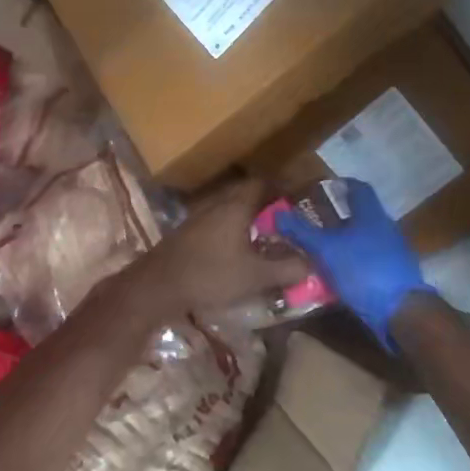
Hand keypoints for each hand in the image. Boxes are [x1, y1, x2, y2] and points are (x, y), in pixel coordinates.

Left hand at [136, 180, 311, 313]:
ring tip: (265, 238)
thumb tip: (312, 264)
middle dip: (267, 206)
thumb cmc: (209, 275)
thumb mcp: (255, 276)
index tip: (299, 203)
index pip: (263, 183)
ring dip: (247, 220)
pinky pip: (216, 224)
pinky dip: (230, 232)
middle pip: (246, 195)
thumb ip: (287, 269)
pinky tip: (237, 251)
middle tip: (286, 223)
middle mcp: (216, 204)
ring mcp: (197, 218)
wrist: (157, 287)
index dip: (283, 189)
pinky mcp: (186, 234)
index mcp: (235, 205)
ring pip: (229, 210)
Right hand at [275, 178, 432, 343]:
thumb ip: (302, 232)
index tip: (322, 189)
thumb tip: (278, 214)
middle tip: (311, 221)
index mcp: (371, 215)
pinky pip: (367, 259)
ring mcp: (391, 252)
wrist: (399, 310)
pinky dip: (350, 261)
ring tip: (318, 247)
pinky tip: (334, 272)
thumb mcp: (326, 250)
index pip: (359, 189)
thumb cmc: (362, 270)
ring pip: (362, 238)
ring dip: (342, 240)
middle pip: (360, 214)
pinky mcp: (391, 273)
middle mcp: (384, 228)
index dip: (341, 185)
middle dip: (336, 216)